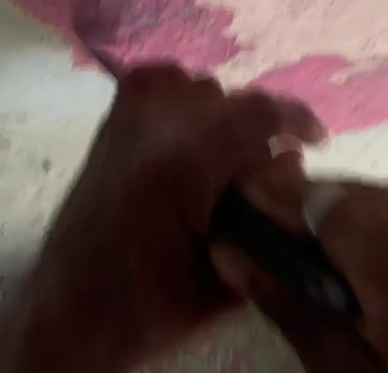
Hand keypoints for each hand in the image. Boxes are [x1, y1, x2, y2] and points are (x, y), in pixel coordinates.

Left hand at [0, 63, 325, 372]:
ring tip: (230, 158)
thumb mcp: (221, 275)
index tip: (318, 139)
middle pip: (230, 99)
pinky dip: (181, 94)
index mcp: (184, 163)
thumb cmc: (147, 306)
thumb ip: (263, 214)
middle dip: (259, 128)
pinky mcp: (110, 121)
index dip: (297, 118)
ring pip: (197, 88)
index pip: (256, 112)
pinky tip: (191, 129)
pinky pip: (158, 80)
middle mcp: (154, 125)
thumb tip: (291, 161)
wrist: (69, 308)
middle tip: (271, 168)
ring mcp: (126, 117)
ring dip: (222, 116)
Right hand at [211, 175, 387, 371]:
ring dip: (333, 232)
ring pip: (363, 201)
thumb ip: (288, 305)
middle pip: (332, 194)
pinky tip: (367, 286)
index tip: (223, 226)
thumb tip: (228, 252)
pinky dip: (371, 236)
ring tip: (321, 288)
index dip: (257, 207)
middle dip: (295, 223)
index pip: (301, 194)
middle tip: (268, 270)